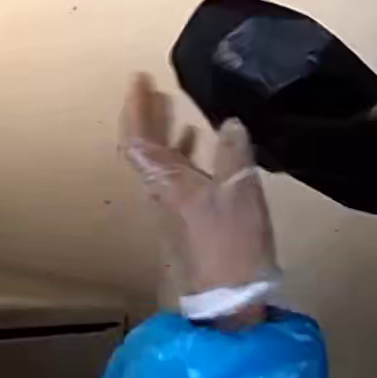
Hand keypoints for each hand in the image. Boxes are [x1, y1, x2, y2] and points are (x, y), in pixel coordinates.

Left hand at [121, 74, 277, 325]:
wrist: (228, 297)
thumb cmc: (231, 240)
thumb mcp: (239, 188)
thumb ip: (233, 151)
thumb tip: (229, 121)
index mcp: (168, 183)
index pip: (140, 140)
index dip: (137, 109)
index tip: (140, 80)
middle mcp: (161, 192)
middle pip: (143, 149)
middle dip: (146, 116)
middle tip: (155, 88)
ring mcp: (172, 206)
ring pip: (158, 161)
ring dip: (163, 132)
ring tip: (175, 108)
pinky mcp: (188, 217)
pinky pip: (176, 173)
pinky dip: (183, 151)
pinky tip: (201, 144)